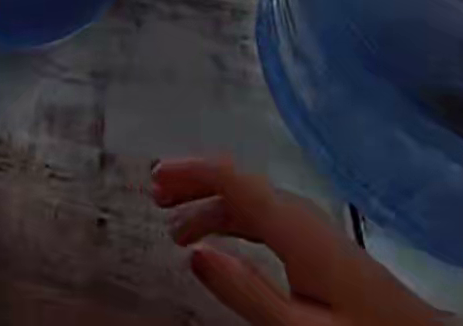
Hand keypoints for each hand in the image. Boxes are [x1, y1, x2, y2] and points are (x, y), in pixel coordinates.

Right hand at [152, 158, 443, 325]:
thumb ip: (247, 292)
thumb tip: (194, 253)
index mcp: (291, 225)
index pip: (232, 178)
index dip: (190, 171)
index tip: (155, 178)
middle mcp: (294, 211)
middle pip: (234, 181)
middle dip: (192, 182)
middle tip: (153, 196)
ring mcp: (303, 221)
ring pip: (245, 197)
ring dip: (206, 202)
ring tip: (172, 223)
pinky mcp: (308, 236)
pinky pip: (258, 213)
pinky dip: (228, 217)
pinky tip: (214, 238)